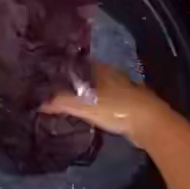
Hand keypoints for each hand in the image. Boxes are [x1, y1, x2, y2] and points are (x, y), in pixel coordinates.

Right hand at [42, 64, 176, 140]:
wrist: (149, 123)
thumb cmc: (116, 108)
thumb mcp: (84, 105)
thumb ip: (61, 102)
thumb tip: (40, 102)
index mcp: (100, 68)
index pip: (76, 64)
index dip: (62, 70)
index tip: (47, 77)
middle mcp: (110, 74)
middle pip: (86, 76)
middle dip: (71, 83)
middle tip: (52, 92)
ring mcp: (121, 88)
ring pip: (96, 88)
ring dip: (84, 94)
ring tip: (66, 102)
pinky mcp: (127, 103)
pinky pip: (105, 100)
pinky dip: (95, 104)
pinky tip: (88, 112)